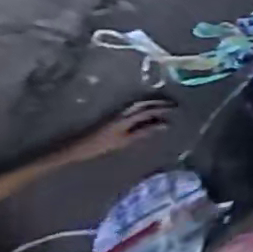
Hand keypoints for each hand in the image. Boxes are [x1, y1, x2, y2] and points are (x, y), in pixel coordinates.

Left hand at [57, 99, 174, 163]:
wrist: (74, 149)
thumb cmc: (101, 146)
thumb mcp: (125, 140)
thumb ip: (145, 131)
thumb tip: (166, 124)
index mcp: (126, 118)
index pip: (149, 109)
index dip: (164, 107)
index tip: (177, 107)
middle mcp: (121, 113)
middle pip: (142, 104)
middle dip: (158, 103)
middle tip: (171, 104)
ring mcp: (115, 115)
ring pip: (136, 106)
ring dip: (150, 105)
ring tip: (161, 108)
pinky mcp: (111, 118)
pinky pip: (131, 110)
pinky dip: (142, 110)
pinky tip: (145, 115)